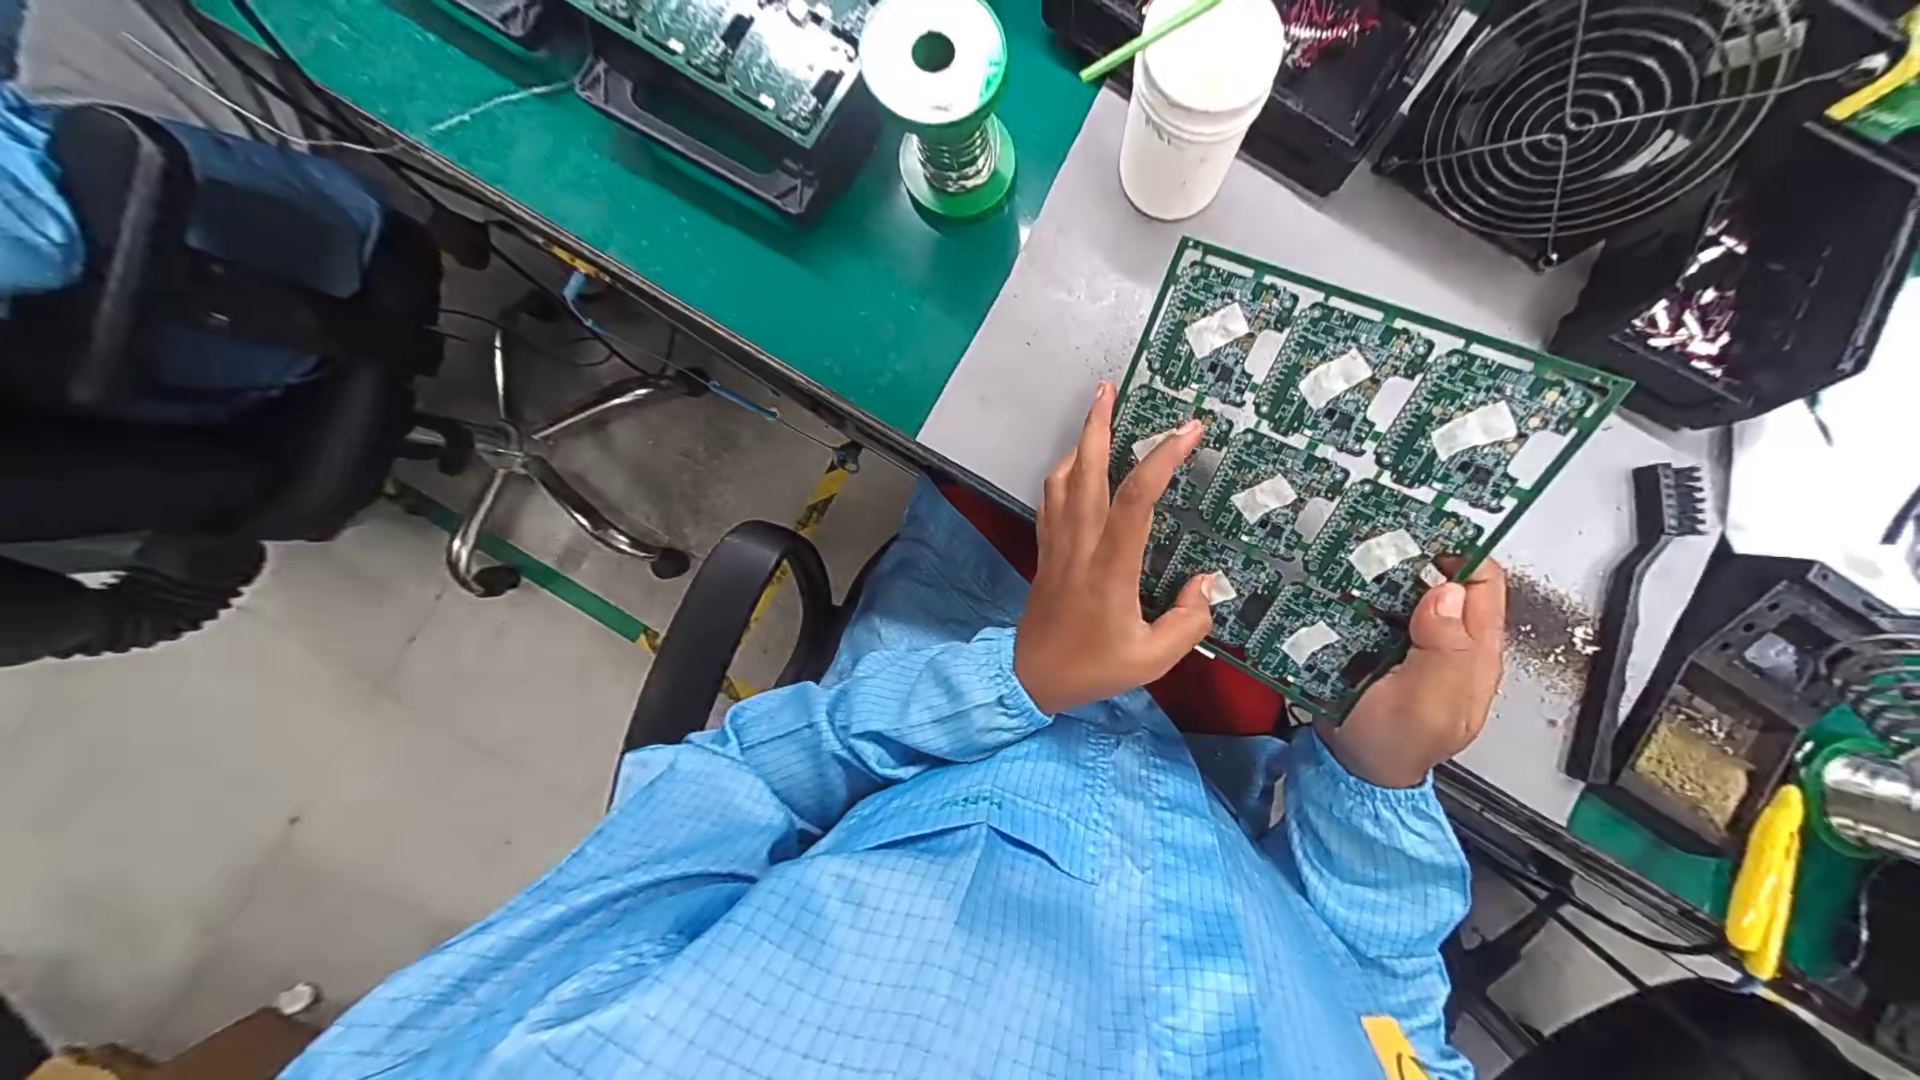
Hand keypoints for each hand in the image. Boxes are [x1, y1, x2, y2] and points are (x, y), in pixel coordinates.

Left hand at [1015, 381, 1215, 714]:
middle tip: (1107, 389)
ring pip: (1061, 482)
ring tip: (1096, 420)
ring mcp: (1057, 546)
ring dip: (1079, 445)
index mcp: (1110, 568)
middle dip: (1097, 425)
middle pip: (1085, 472)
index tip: (1188, 430)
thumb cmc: (1091, 669)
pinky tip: (1075, 469)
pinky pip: (1050, 502)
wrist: (1031, 678)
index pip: (1136, 500)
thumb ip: (1187, 622)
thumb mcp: (1152, 659)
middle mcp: (1080, 546)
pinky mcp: (1045, 552)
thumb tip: (1206, 583)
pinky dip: (1063, 475)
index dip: (1161, 459)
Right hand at [1319, 558, 1506, 787]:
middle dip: (1410, 557)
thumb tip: (1449, 593)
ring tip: (1346, 557)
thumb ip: (1446, 653)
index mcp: (1472, 652)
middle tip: (1372, 543)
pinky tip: (1332, 586)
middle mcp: (1444, 639)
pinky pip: (1368, 608)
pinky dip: (1353, 593)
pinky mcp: (1374, 644)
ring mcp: (1407, 641)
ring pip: (1400, 591)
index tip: (1419, 537)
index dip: (1459, 555)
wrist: (1350, 766)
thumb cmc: (1393, 743)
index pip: (1483, 585)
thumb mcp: (1428, 704)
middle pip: (1437, 580)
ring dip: (1376, 572)